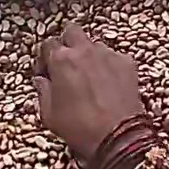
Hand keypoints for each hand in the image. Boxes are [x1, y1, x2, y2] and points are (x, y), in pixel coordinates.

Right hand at [34, 21, 144, 162]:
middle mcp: (84, 51)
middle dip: (67, 43)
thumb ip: (43, 92)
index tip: (46, 72)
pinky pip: (114, 56)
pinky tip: (108, 83)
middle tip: (66, 63)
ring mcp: (108, 55)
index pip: (48, 44)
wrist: (118, 137)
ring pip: (94, 43)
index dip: (45, 57)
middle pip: (72, 32)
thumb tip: (41, 81)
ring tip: (89, 75)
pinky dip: (109, 65)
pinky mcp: (127, 63)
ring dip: (89, 54)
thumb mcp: (50, 115)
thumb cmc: (80, 127)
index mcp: (61, 60)